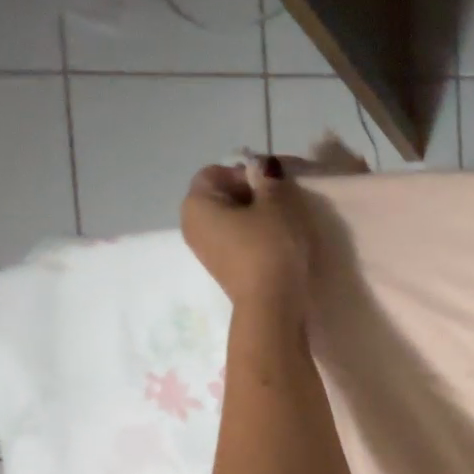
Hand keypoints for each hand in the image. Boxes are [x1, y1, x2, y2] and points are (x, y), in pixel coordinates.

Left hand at [181, 156, 314, 305]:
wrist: (272, 306)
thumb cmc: (271, 249)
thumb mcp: (277, 206)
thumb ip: (269, 181)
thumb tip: (263, 167)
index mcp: (196, 202)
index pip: (217, 172)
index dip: (247, 174)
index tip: (275, 188)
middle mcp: (191, 224)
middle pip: (222, 197)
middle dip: (251, 197)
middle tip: (283, 207)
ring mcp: (205, 250)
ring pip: (230, 221)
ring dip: (255, 220)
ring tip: (283, 230)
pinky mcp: (222, 270)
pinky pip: (236, 243)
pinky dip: (253, 240)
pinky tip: (276, 250)